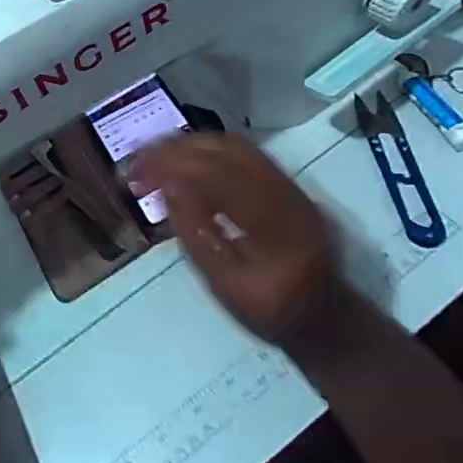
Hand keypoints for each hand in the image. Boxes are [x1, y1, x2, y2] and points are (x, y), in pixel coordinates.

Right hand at [128, 134, 341, 346]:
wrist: (326, 319)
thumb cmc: (271, 311)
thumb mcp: (225, 284)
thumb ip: (195, 234)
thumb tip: (167, 188)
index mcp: (273, 225)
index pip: (217, 175)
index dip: (171, 165)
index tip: (136, 173)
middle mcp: (286, 194)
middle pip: (224, 149)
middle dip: (174, 149)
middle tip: (137, 162)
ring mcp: (290, 185)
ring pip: (233, 144)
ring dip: (188, 145)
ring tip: (155, 158)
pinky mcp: (286, 183)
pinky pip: (242, 152)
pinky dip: (206, 149)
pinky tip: (184, 162)